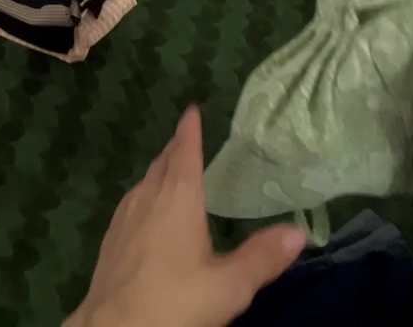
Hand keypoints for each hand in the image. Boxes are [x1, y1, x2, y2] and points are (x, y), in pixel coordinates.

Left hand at [66, 107, 304, 326]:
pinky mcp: (113, 233)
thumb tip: (299, 230)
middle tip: (189, 135)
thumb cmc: (176, 301)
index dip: (189, 130)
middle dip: (177, 147)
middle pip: (164, 162)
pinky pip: (135, 198)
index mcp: (177, 197)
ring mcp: (126, 212)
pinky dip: (149, 190)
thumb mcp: (229, 285)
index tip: (192, 108)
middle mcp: (148, 194)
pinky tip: (152, 207)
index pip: (184, 151)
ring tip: (175, 168)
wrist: (115, 326)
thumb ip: (262, 256)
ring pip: (147, 179)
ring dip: (162, 169)